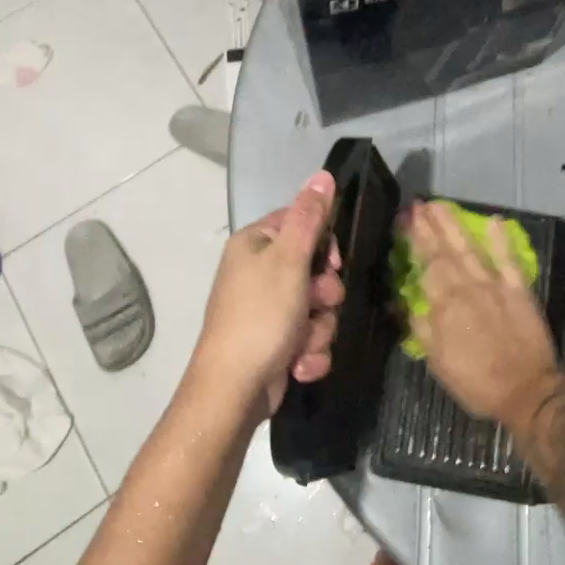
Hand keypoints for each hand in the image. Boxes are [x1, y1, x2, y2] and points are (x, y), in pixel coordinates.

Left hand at [190, 171, 344, 420]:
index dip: (324, 243)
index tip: (331, 262)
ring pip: (318, 308)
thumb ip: (310, 217)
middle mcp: (258, 272)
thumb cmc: (260, 317)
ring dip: (319, 329)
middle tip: (317, 304)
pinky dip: (309, 352)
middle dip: (325, 295)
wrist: (233, 390)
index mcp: (254, 244)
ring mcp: (266, 310)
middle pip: (316, 269)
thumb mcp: (288, 260)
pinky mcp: (276, 342)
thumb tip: (323, 174)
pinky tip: (298, 365)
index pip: (302, 223)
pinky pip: (310, 337)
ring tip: (302, 343)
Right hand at [405, 202, 564, 427]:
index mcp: (445, 307)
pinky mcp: (519, 290)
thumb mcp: (438, 363)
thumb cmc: (477, 383)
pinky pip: (508, 260)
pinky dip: (501, 240)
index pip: (426, 266)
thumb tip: (403, 302)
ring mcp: (495, 286)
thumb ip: (422, 328)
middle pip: (445, 252)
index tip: (405, 220)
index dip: (415, 241)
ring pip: (470, 249)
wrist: (528, 393)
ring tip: (440, 205)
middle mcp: (467, 288)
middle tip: (418, 205)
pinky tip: (494, 220)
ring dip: (454, 226)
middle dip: (430, 227)